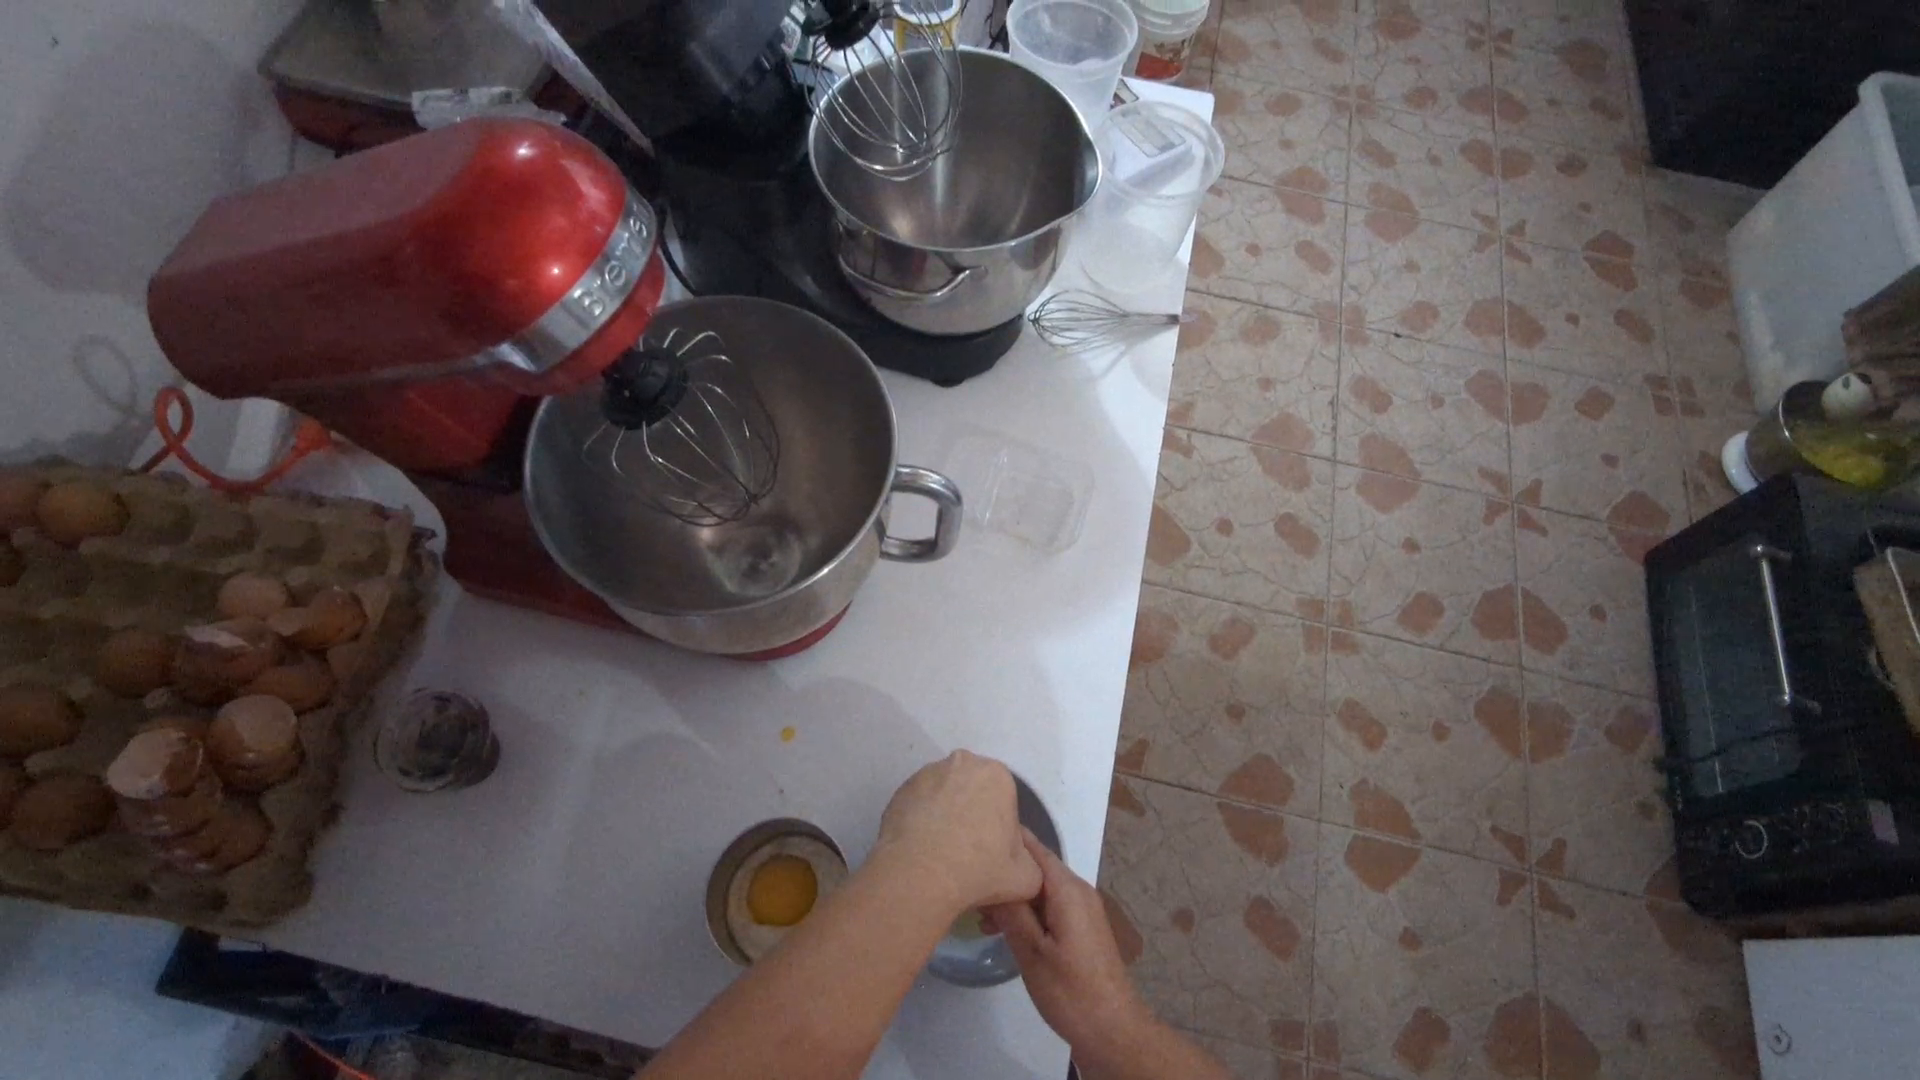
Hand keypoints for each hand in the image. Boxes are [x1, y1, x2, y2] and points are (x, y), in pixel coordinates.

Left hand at [873, 751, 1041, 914]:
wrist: (921, 875)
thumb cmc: (980, 869)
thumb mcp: (1027, 876)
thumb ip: (1031, 863)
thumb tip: (1019, 860)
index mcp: (997, 774)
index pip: (1003, 797)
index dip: (999, 825)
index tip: (991, 849)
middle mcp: (963, 762)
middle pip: (972, 788)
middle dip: (972, 811)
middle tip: (966, 848)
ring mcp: (928, 772)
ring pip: (944, 792)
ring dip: (945, 812)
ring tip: (940, 848)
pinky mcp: (902, 788)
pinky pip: (919, 801)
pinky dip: (921, 817)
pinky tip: (920, 844)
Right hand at [982, 832, 1149, 1060]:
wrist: (1113, 1031)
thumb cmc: (1070, 991)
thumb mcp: (1032, 952)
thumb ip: (1012, 912)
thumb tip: (994, 877)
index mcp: (1068, 889)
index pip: (1034, 847)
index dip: (1006, 838)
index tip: (975, 839)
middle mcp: (1078, 890)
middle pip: (1036, 867)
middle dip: (1004, 874)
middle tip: (969, 888)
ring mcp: (1082, 909)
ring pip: (1040, 889)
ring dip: (1012, 897)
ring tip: (980, 916)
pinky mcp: (1081, 928)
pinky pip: (1049, 906)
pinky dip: (1026, 911)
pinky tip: (1003, 930)